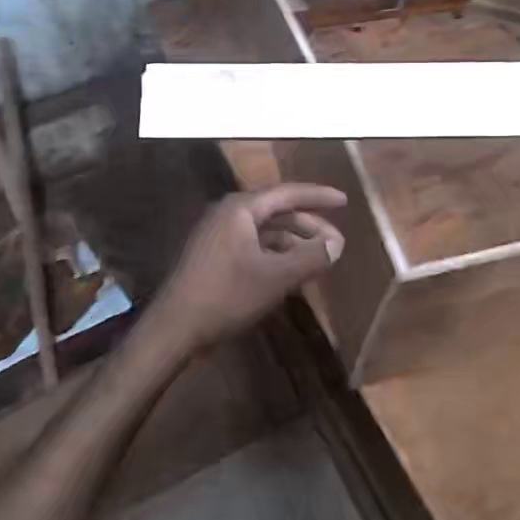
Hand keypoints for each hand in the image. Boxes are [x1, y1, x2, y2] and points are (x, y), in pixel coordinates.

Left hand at [150, 183, 347, 353]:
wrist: (176, 326)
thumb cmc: (226, 295)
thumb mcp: (275, 278)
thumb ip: (310, 258)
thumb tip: (337, 244)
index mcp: (240, 209)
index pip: (287, 193)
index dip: (317, 196)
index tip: (344, 200)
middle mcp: (228, 214)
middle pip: (277, 211)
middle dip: (308, 224)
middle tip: (336, 241)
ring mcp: (218, 235)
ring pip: (265, 231)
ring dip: (293, 242)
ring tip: (319, 259)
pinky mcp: (214, 256)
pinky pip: (253, 246)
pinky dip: (275, 255)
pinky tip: (291, 273)